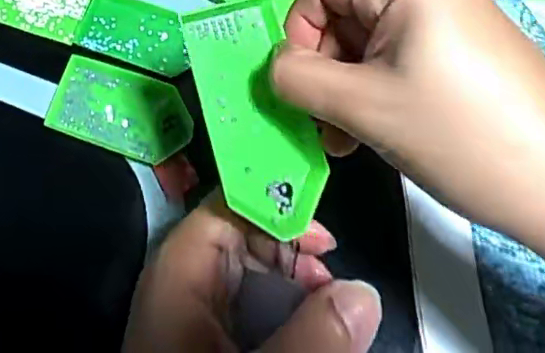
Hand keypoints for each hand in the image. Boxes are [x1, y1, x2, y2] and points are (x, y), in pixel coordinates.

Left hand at [123, 195, 380, 352]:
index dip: (276, 206)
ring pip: (245, 278)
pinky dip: (276, 317)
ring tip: (326, 308)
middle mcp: (179, 284)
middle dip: (291, 252)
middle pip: (240, 238)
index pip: (227, 205)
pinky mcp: (198, 345)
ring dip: (289, 287)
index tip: (324, 235)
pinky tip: (305, 334)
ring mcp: (186, 319)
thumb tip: (365, 293)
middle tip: (332, 280)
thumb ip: (313, 339)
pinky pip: (241, 314)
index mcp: (179, 271)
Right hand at [270, 0, 544, 256]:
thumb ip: (300, 79)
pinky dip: (388, 86)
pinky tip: (395, 130)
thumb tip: (274, 67)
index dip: (299, 31)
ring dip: (355, 83)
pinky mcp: (478, 48)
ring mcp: (461, 16)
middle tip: (329, 127)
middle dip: (328, 66)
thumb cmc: (460, 136)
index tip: (302, 87)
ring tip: (357, 139)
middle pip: (351, 11)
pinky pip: (411, 53)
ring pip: (379, 38)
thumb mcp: (364, 107)